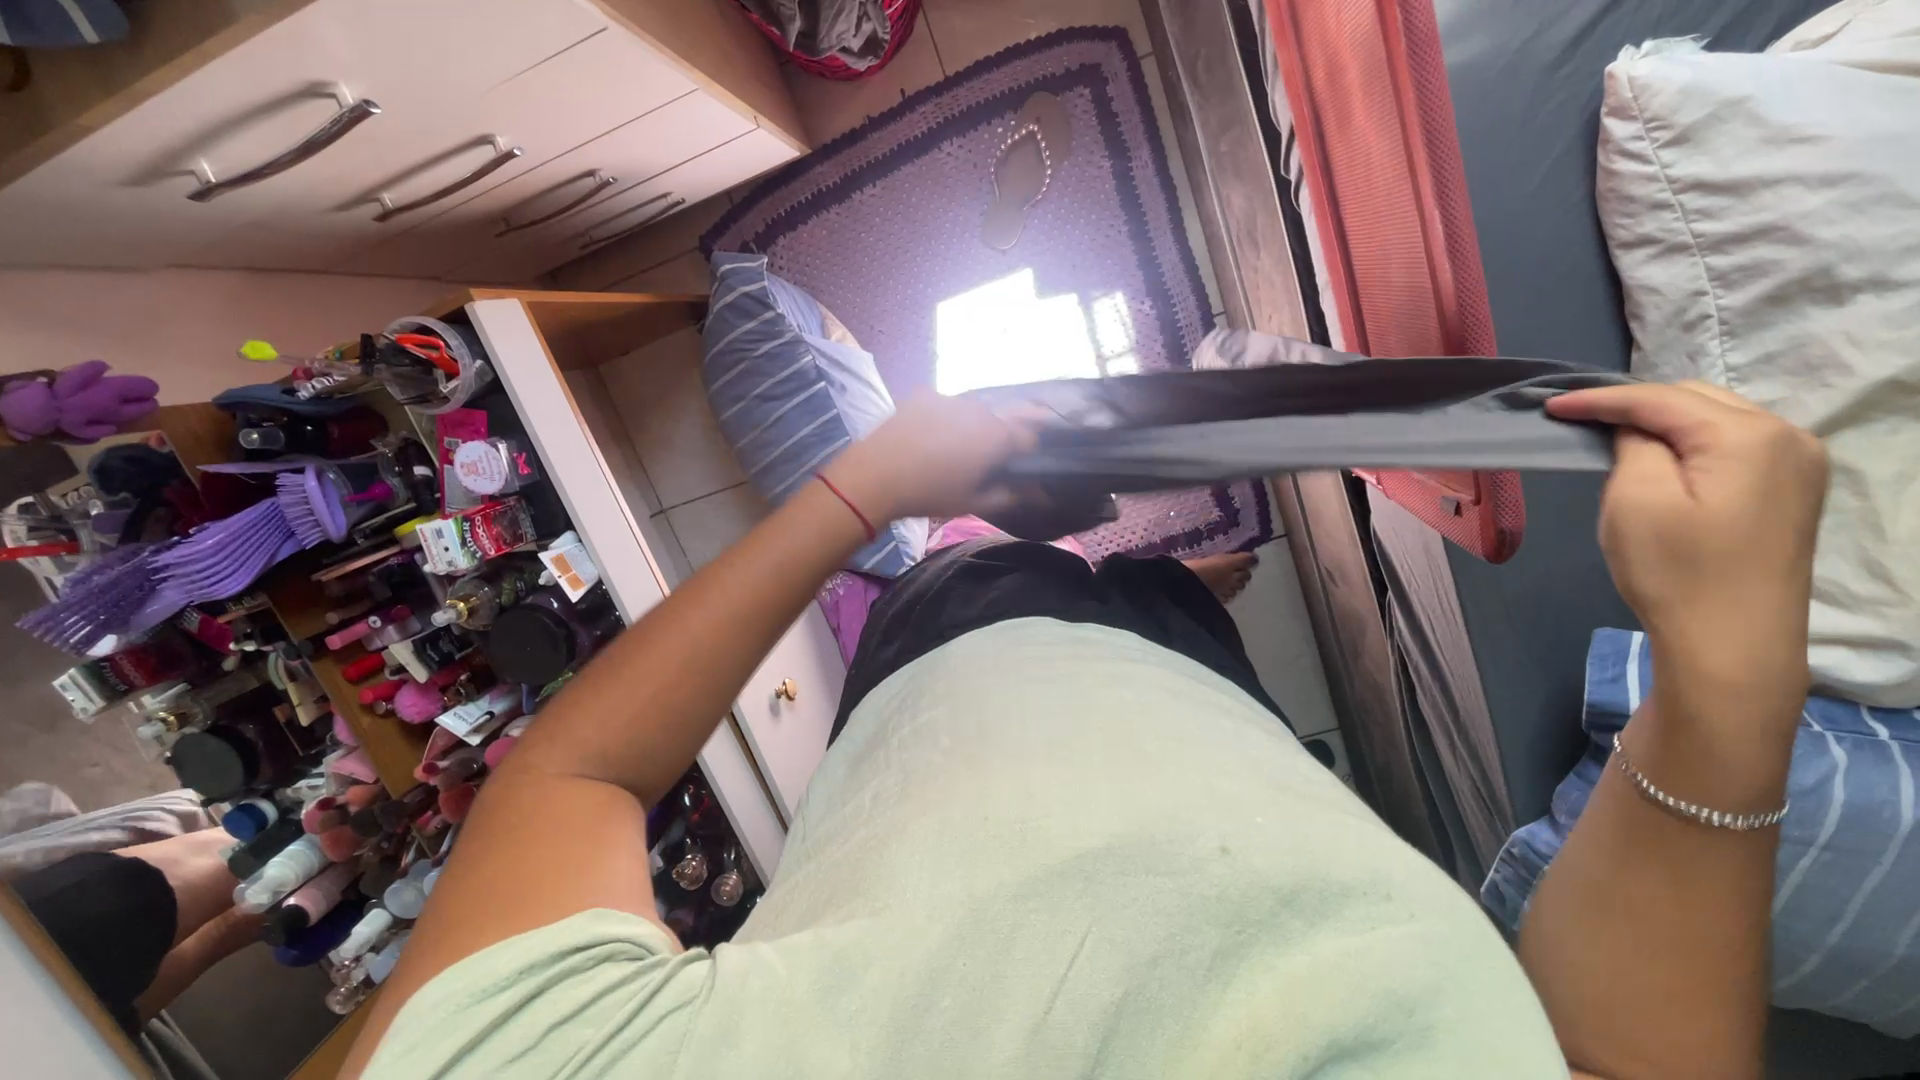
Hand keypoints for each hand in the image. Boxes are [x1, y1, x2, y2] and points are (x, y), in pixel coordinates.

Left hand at [825, 393, 1039, 521]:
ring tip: (965, 442)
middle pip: (1006, 415)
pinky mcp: (924, 395)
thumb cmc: (929, 494)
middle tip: (997, 451)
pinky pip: (946, 403)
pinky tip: (935, 432)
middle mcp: (979, 410)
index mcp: (996, 436)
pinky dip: (948, 415)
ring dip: (978, 421)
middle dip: (1009, 431)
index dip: (1029, 452)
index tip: (1021, 465)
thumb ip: (1008, 495)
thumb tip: (1036, 493)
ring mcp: (950, 398)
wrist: (875, 476)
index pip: (1029, 436)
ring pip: (976, 408)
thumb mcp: (972, 501)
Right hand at [1547, 381, 1827, 709]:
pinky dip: (1692, 441)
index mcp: (1748, 435)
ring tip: (1613, 434)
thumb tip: (1636, 430)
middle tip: (1579, 419)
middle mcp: (1788, 436)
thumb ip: (1634, 446)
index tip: (1550, 405)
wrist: (1733, 643)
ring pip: (1719, 418)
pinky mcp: (1793, 490)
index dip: (1601, 398)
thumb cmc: (1676, 572)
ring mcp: (1799, 463)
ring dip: (1665, 421)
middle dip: (1636, 404)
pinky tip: (1663, 456)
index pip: (1661, 399)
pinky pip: (1736, 444)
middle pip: (1697, 399)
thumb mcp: (1634, 500)